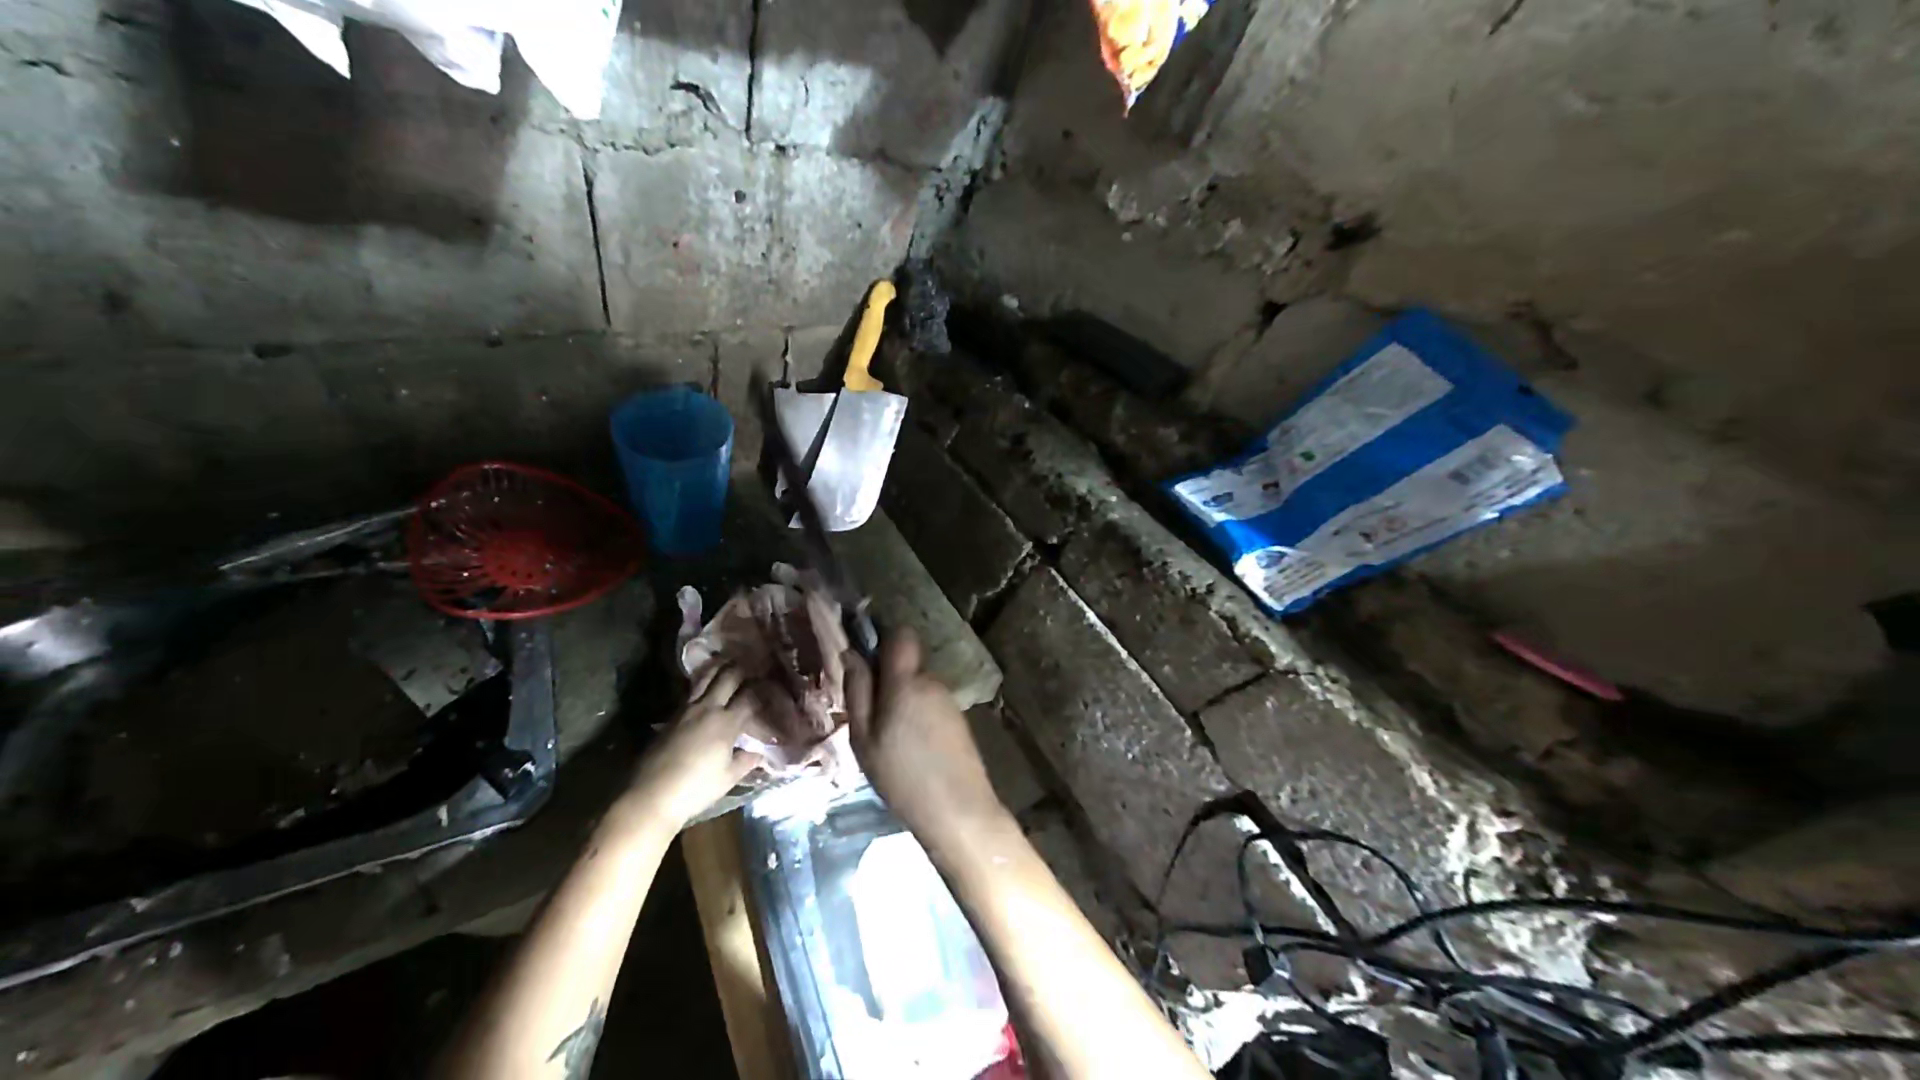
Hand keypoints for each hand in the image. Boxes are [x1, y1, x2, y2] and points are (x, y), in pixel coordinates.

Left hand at [624, 664, 764, 828]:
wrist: (651, 795)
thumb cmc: (696, 789)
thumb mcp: (728, 778)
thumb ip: (746, 761)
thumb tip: (759, 753)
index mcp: (726, 723)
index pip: (749, 698)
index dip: (762, 690)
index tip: (771, 686)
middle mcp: (708, 708)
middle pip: (727, 678)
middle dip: (741, 669)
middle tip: (752, 663)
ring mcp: (686, 710)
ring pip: (705, 679)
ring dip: (719, 668)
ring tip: (728, 660)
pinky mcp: (671, 717)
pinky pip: (691, 692)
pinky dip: (702, 682)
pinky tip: (706, 684)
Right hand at [843, 630, 1007, 844]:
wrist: (958, 811)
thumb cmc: (901, 776)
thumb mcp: (864, 738)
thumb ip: (858, 690)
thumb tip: (851, 653)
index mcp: (906, 682)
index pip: (902, 634)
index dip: (884, 639)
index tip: (866, 660)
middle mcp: (931, 681)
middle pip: (907, 662)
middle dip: (888, 678)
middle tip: (870, 714)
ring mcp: (949, 699)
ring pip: (918, 685)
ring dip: (903, 700)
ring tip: (890, 738)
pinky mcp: (958, 718)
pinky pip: (930, 703)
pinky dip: (918, 716)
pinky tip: (912, 748)